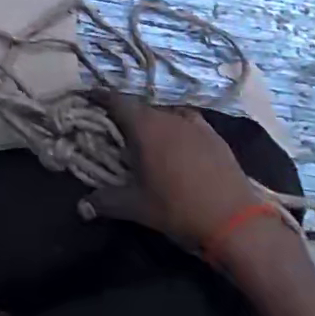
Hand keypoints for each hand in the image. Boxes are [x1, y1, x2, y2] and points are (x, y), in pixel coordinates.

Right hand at [80, 91, 265, 258]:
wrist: (233, 218)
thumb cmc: (177, 207)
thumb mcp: (136, 207)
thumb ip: (105, 201)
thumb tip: (81, 206)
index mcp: (145, 127)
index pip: (117, 101)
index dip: (101, 97)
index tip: (89, 97)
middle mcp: (168, 117)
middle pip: (140, 107)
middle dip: (125, 113)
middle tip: (114, 126)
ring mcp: (194, 123)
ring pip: (164, 113)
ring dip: (151, 120)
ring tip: (145, 136)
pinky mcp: (213, 134)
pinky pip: (186, 121)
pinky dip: (175, 126)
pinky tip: (177, 141)